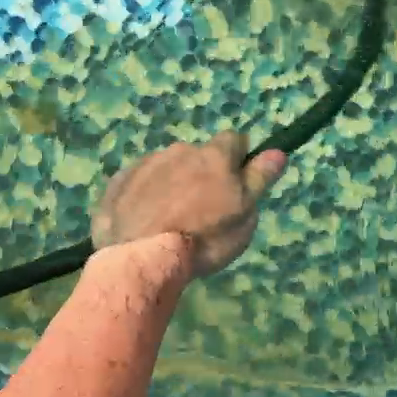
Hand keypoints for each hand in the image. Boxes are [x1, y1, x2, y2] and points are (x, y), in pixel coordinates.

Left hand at [91, 132, 287, 277]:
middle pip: (198, 156)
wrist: (143, 256)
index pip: (234, 140)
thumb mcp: (244, 214)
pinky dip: (145, 195)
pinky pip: (139, 182)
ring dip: (173, 185)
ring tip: (171, 221)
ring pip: (167, 168)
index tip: (236, 184)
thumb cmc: (205, 238)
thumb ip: (259, 179)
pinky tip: (145, 222)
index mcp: (214, 156)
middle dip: (202, 175)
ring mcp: (146, 164)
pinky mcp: (119, 182)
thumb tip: (277, 151)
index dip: (238, 159)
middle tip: (202, 211)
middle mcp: (180, 150)